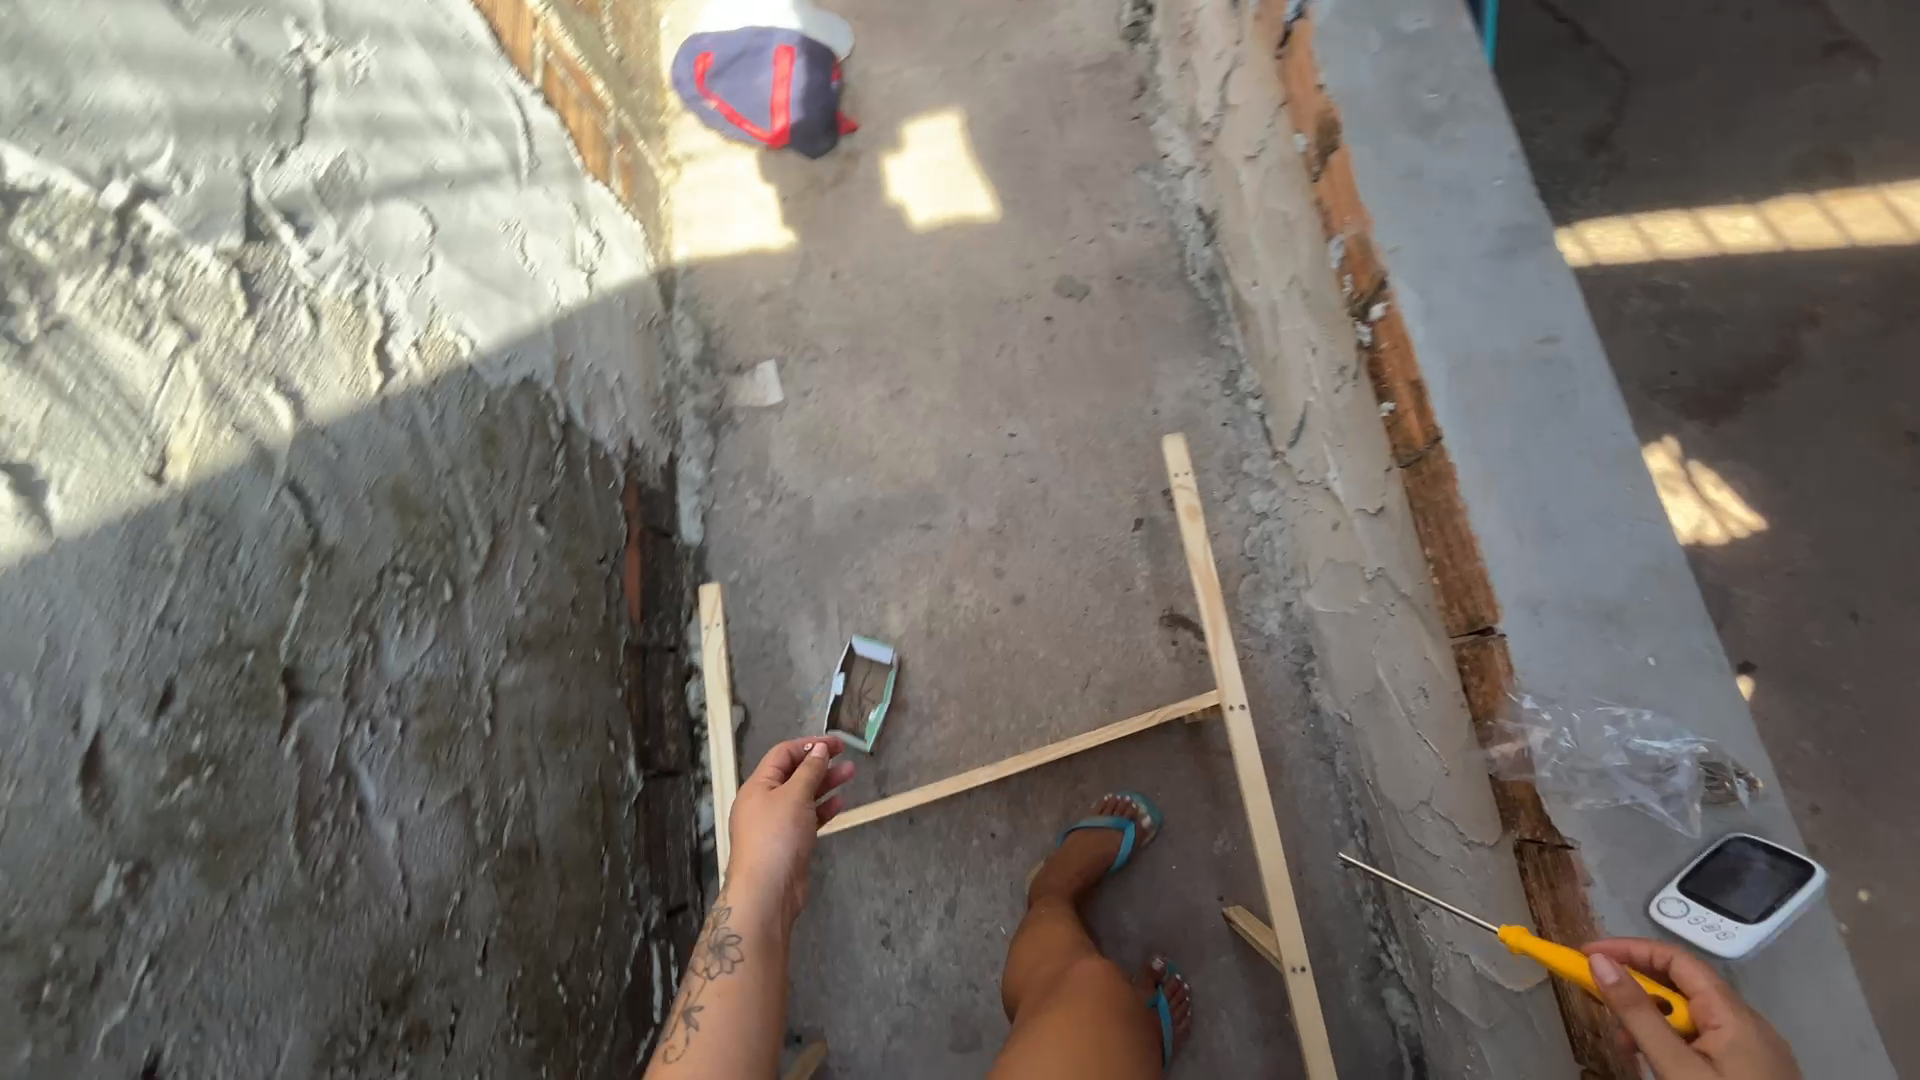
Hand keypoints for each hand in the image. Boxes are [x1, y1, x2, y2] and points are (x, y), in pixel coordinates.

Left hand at [725, 736, 855, 926]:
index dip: (809, 745)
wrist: (767, 892)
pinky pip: (807, 818)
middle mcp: (764, 802)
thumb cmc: (777, 837)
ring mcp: (776, 824)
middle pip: (794, 774)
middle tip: (846, 757)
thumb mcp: (795, 796)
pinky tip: (839, 804)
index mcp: (758, 786)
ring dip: (825, 784)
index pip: (783, 754)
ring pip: (803, 796)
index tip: (835, 743)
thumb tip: (820, 749)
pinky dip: (822, 809)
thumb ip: (809, 771)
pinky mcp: (788, 842)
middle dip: (820, 764)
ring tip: (850, 774)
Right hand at [1583, 938, 1801, 1079]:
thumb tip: (1598, 960)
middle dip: (1634, 986)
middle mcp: (1749, 1024)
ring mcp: (1755, 1049)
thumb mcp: (1675, 1067)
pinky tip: (1654, 1058)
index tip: (1585, 955)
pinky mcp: (1753, 1069)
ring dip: (1649, 1015)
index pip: (1676, 958)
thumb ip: (1638, 1014)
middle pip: (1682, 983)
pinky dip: (1670, 1036)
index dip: (1628, 949)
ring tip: (1625, 1042)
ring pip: (1690, 1012)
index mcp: (1735, 1016)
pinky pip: (1704, 1035)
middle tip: (1595, 997)